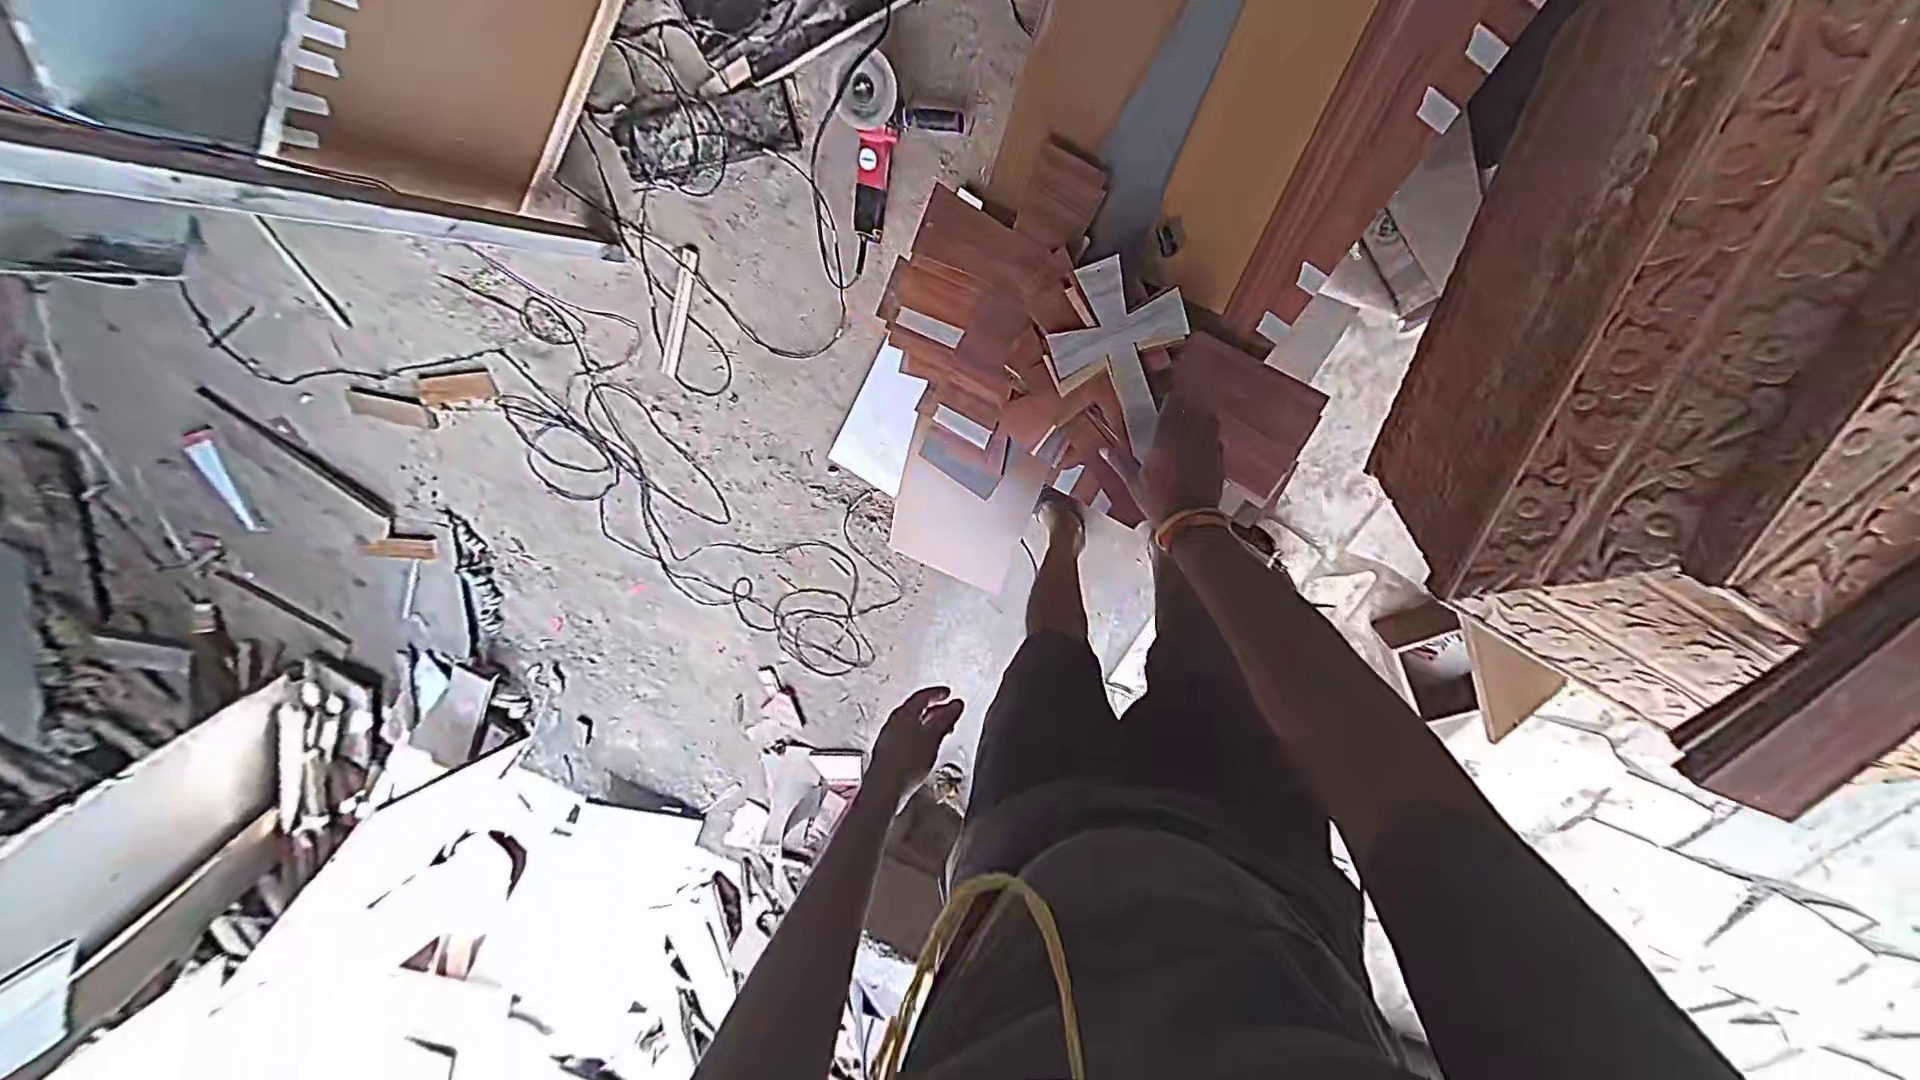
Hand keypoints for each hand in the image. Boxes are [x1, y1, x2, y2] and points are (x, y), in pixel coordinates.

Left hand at [865, 687, 963, 797]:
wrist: (885, 788)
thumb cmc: (906, 763)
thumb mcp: (934, 738)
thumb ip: (946, 719)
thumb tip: (956, 705)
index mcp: (904, 713)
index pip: (922, 696)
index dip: (937, 693)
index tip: (947, 693)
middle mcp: (893, 722)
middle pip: (916, 708)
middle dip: (934, 708)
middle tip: (948, 710)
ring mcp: (888, 736)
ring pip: (911, 722)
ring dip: (927, 722)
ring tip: (941, 729)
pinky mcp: (887, 751)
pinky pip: (906, 735)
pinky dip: (919, 734)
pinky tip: (926, 745)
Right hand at [1101, 385, 1224, 526]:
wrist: (1189, 521)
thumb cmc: (1159, 502)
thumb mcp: (1134, 483)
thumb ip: (1120, 462)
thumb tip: (1105, 450)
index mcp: (1166, 439)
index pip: (1173, 405)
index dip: (1170, 400)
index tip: (1166, 401)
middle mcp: (1189, 438)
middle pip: (1193, 408)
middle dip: (1185, 407)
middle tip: (1177, 412)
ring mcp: (1207, 448)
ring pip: (1209, 421)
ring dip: (1201, 419)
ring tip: (1192, 424)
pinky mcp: (1219, 461)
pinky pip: (1217, 441)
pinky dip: (1210, 439)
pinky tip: (1202, 447)